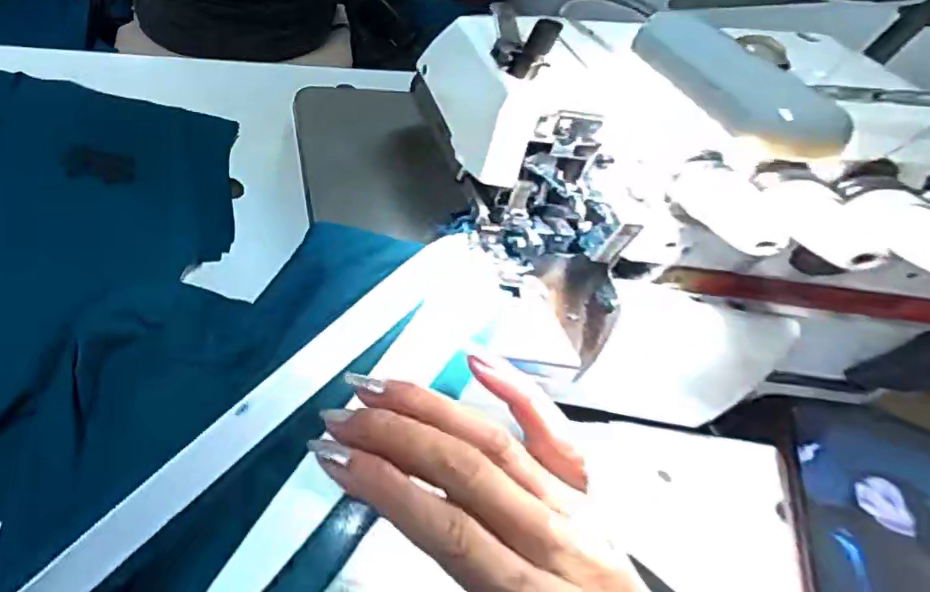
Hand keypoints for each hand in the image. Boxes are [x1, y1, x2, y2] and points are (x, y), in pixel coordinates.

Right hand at [311, 354, 644, 591]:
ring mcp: (584, 516)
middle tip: (339, 419)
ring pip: (492, 441)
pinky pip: (558, 435)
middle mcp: (565, 549)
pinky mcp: (597, 499)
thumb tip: (379, 506)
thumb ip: (441, 569)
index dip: (383, 485)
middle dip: (390, 436)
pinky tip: (476, 360)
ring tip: (372, 388)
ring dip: (423, 406)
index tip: (332, 456)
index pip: (447, 526)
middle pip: (463, 470)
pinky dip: (517, 391)